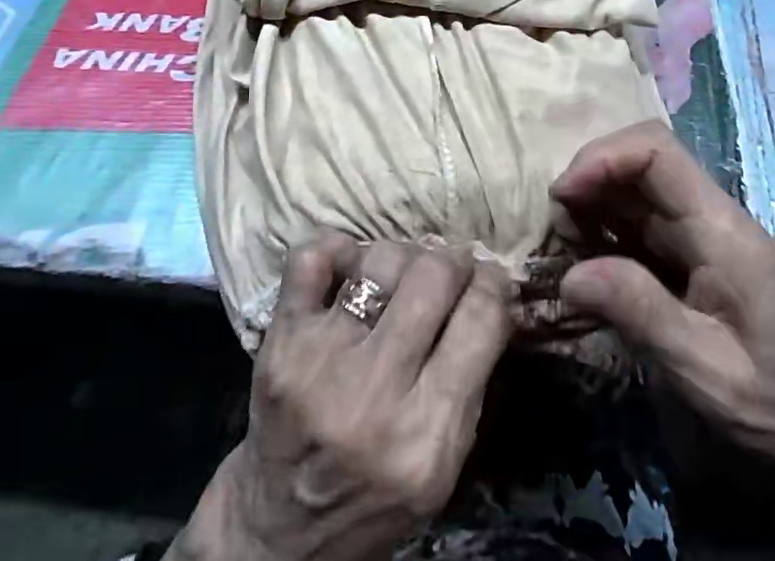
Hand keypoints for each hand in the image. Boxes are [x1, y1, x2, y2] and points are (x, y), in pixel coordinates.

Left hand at [169, 234, 513, 560]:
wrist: (281, 525)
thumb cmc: (374, 496)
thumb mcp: (445, 463)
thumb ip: (470, 381)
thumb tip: (491, 293)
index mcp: (428, 435)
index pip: (480, 320)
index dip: (494, 283)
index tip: (491, 277)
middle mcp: (374, 394)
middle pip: (432, 278)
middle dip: (453, 260)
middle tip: (451, 267)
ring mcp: (320, 362)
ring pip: (379, 261)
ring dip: (402, 254)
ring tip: (404, 270)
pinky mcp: (280, 342)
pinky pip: (311, 258)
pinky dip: (338, 248)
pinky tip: (351, 266)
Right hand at [553, 122, 774, 558]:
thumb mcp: (710, 372)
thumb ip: (642, 314)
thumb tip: (570, 275)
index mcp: (723, 232)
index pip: (656, 151)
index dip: (601, 157)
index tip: (562, 196)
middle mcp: (709, 219)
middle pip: (638, 161)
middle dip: (586, 181)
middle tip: (556, 233)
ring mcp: (698, 237)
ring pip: (631, 190)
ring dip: (588, 207)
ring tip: (563, 253)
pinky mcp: (688, 258)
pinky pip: (633, 224)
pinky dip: (598, 233)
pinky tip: (584, 267)